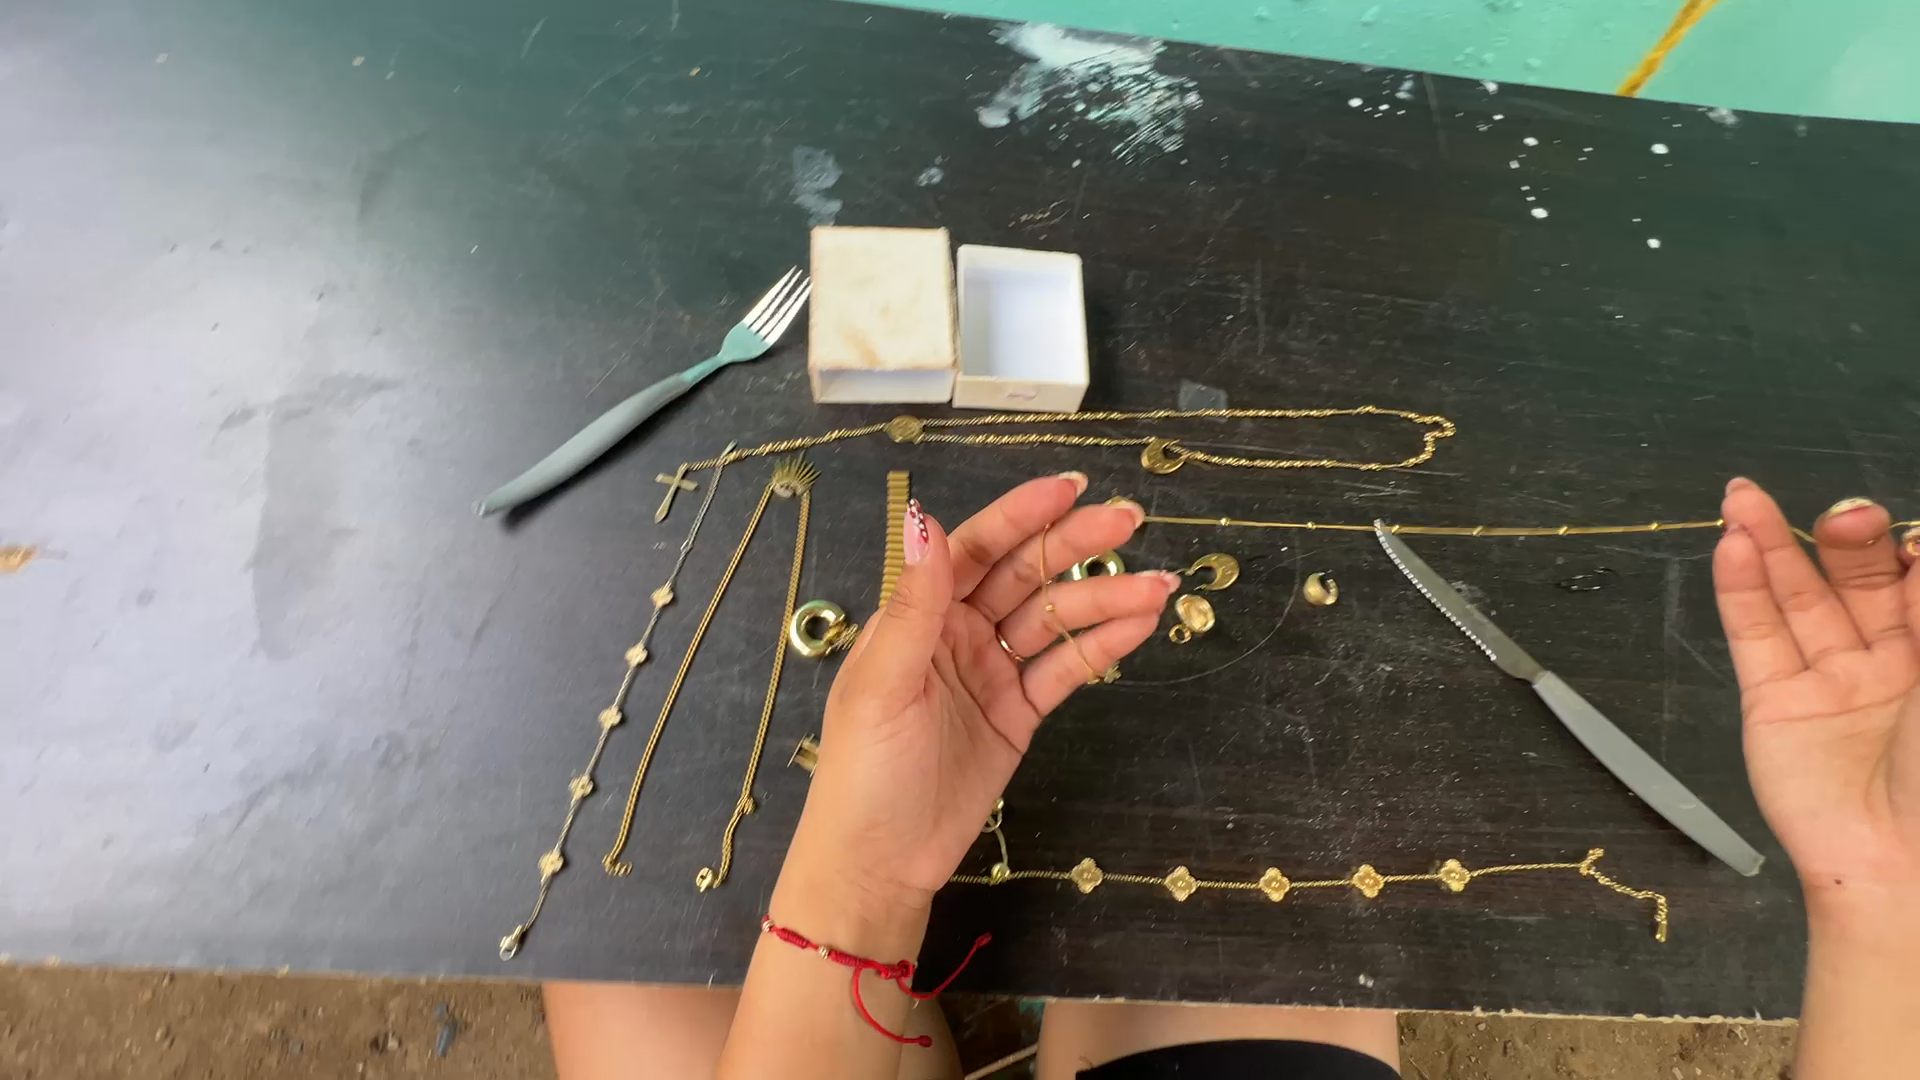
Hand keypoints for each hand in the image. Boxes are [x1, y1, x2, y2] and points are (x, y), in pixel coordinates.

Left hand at [781, 473, 1177, 915]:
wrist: (882, 863)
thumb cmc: (866, 770)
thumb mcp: (883, 685)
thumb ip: (914, 607)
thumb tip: (928, 520)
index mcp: (921, 614)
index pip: (976, 549)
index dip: (1021, 516)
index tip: (1070, 489)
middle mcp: (960, 630)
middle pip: (1024, 574)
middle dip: (1074, 545)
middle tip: (1129, 519)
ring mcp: (994, 670)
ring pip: (1054, 620)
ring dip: (1104, 598)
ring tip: (1156, 585)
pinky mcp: (1020, 711)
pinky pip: (1065, 669)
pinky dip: (1102, 646)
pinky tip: (1140, 623)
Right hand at [1713, 478, 1919, 910]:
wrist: (1918, 871)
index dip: (1911, 551)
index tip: (1907, 533)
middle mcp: (1897, 664)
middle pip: (1860, 584)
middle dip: (1841, 540)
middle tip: (1837, 509)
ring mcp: (1830, 681)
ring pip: (1796, 599)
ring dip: (1771, 547)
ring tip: (1742, 498)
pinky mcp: (1771, 698)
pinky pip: (1756, 634)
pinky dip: (1739, 589)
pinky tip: (1730, 547)